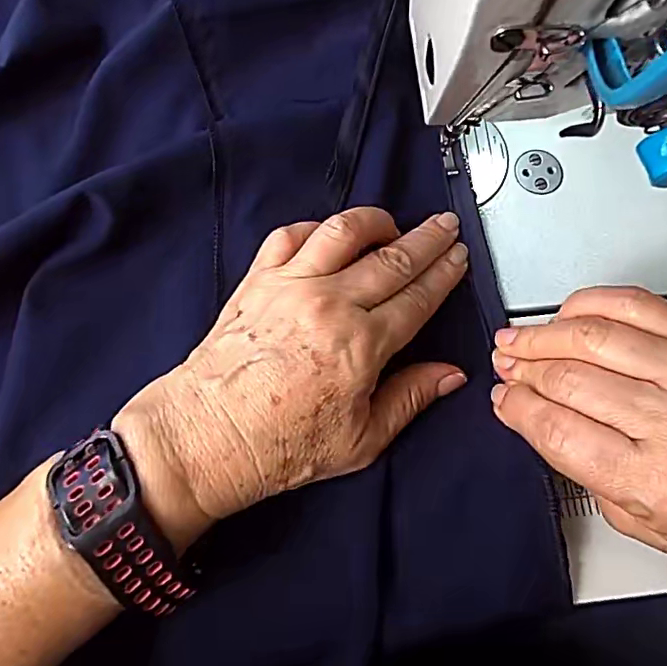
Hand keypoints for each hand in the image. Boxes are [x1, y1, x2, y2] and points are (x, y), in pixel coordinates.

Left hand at [115, 207, 471, 548]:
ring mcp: (289, 286)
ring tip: (391, 224)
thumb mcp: (360, 441)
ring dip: (374, 220)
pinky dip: (312, 227)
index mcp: (361, 344)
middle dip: (426, 238)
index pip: (417, 296)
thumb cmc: (276, 445)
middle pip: (391, 257)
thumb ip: (409, 399)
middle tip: (443, 227)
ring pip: (342, 232)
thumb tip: (448, 376)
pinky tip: (325, 233)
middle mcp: (328, 304)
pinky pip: (287, 236)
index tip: (457, 258)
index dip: (443, 273)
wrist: (209, 435)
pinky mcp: (256, 282)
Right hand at [488, 286, 666, 584]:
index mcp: (664, 483)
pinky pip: (632, 306)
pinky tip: (565, 317)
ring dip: (541, 336)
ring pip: (590, 336)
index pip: (557, 430)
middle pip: (567, 379)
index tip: (503, 399)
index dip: (516, 408)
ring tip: (519, 340)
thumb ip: (579, 465)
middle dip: (522, 370)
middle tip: (505, 366)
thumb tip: (529, 410)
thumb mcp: (640, 522)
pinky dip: (586, 305)